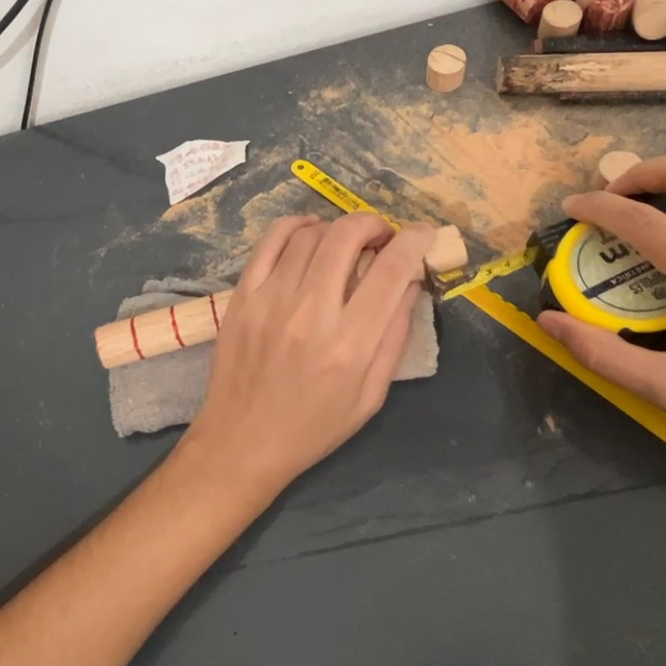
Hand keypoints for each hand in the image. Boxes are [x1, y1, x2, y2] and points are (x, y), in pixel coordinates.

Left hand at [179, 213, 432, 499]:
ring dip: (337, 228)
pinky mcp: (242, 296)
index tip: (423, 234)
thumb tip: (410, 283)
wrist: (242, 441)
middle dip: (373, 224)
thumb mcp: (371, 396)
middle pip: (346, 236)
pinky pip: (270, 242)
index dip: (414, 241)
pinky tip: (309, 231)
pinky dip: (295, 226)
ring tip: (346, 242)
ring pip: (310, 235)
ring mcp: (270, 300)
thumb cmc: (313, 428)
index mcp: (350, 344)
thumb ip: (394, 337)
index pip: (391, 270)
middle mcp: (310, 313)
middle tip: (381, 237)